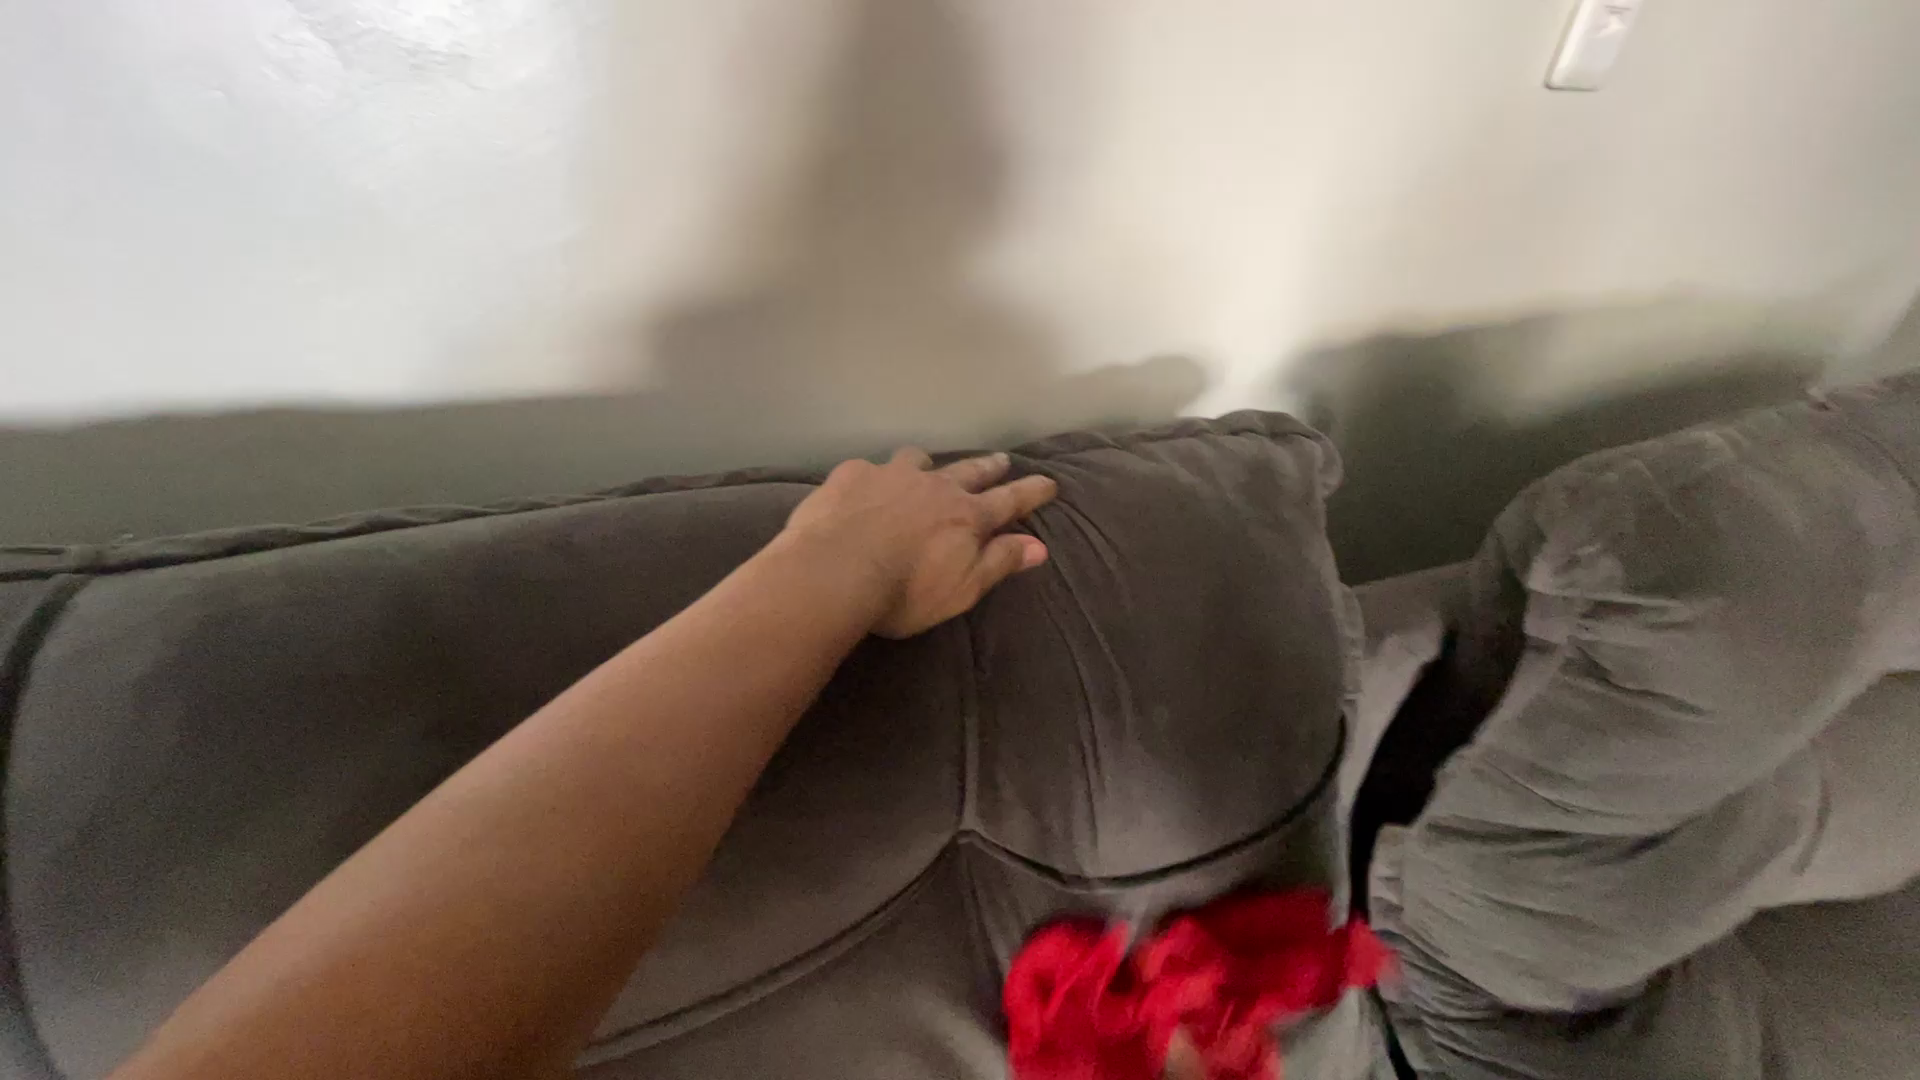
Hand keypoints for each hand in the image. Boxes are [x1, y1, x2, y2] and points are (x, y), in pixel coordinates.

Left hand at [780, 448, 1058, 637]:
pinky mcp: (853, 475)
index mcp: (965, 517)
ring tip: (926, 466)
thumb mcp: (962, 589)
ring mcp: (892, 475)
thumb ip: (999, 563)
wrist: (834, 571)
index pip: (1009, 501)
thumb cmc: (904, 592)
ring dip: (928, 464)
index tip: (1049, 482)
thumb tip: (1039, 547)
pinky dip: (875, 478)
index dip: (1031, 492)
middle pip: (969, 471)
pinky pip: (870, 469)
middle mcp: (934, 487)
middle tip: (1002, 459)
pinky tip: (864, 488)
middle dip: (989, 467)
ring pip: (918, 460)